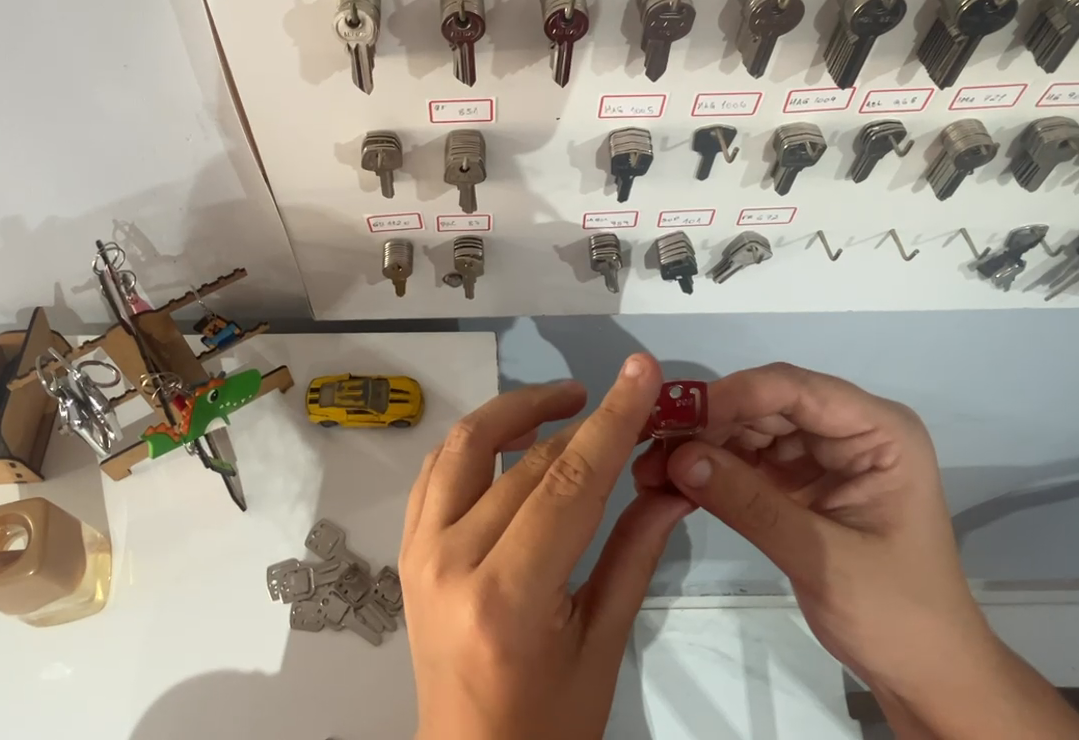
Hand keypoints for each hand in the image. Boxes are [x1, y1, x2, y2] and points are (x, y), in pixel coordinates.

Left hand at [401, 354, 692, 739]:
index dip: (611, 422)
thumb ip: (634, 555)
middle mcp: (451, 561)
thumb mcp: (602, 645)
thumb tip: (672, 482)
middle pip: (525, 463)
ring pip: (466, 447)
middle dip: (583, 422)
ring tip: (567, 403)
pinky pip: (437, 470)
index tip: (640, 373)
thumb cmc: (547, 719)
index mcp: (508, 597)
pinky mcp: (407, 547)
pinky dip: (476, 441)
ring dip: (517, 411)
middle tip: (624, 399)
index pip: (568, 484)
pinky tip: (513, 437)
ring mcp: (419, 550)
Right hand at [633, 363, 1078, 739]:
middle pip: (763, 404)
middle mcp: (847, 430)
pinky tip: (671, 482)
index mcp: (878, 431)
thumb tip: (677, 458)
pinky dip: (708, 470)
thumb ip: (750, 503)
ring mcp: (820, 454)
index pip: (796, 389)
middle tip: (649, 445)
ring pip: (746, 428)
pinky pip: (744, 460)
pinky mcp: (796, 480)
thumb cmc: (896, 613)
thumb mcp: (822, 556)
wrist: (922, 673)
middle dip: (706, 423)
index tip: (677, 418)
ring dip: (699, 446)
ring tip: (649, 470)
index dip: (734, 395)